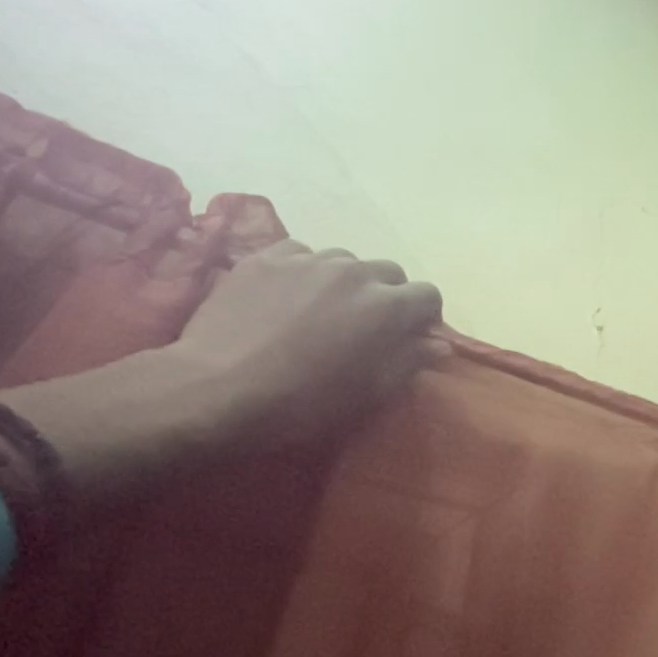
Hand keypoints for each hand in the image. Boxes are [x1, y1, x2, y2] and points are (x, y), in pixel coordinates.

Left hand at [159, 239, 445, 447]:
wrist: (218, 388)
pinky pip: (300, 255)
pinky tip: (287, 299)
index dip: (424, 317)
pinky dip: (305, 273)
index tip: (411, 338)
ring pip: (344, 261)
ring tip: (322, 312)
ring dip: (345, 283)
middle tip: (366, 328)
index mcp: (387, 306)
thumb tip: (439, 344)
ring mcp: (308, 259)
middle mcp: (355, 271)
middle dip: (387, 296)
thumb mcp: (369, 391)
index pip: (427, 294)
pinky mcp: (266, 256)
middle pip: (389, 272)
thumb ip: (410, 360)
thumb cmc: (305, 401)